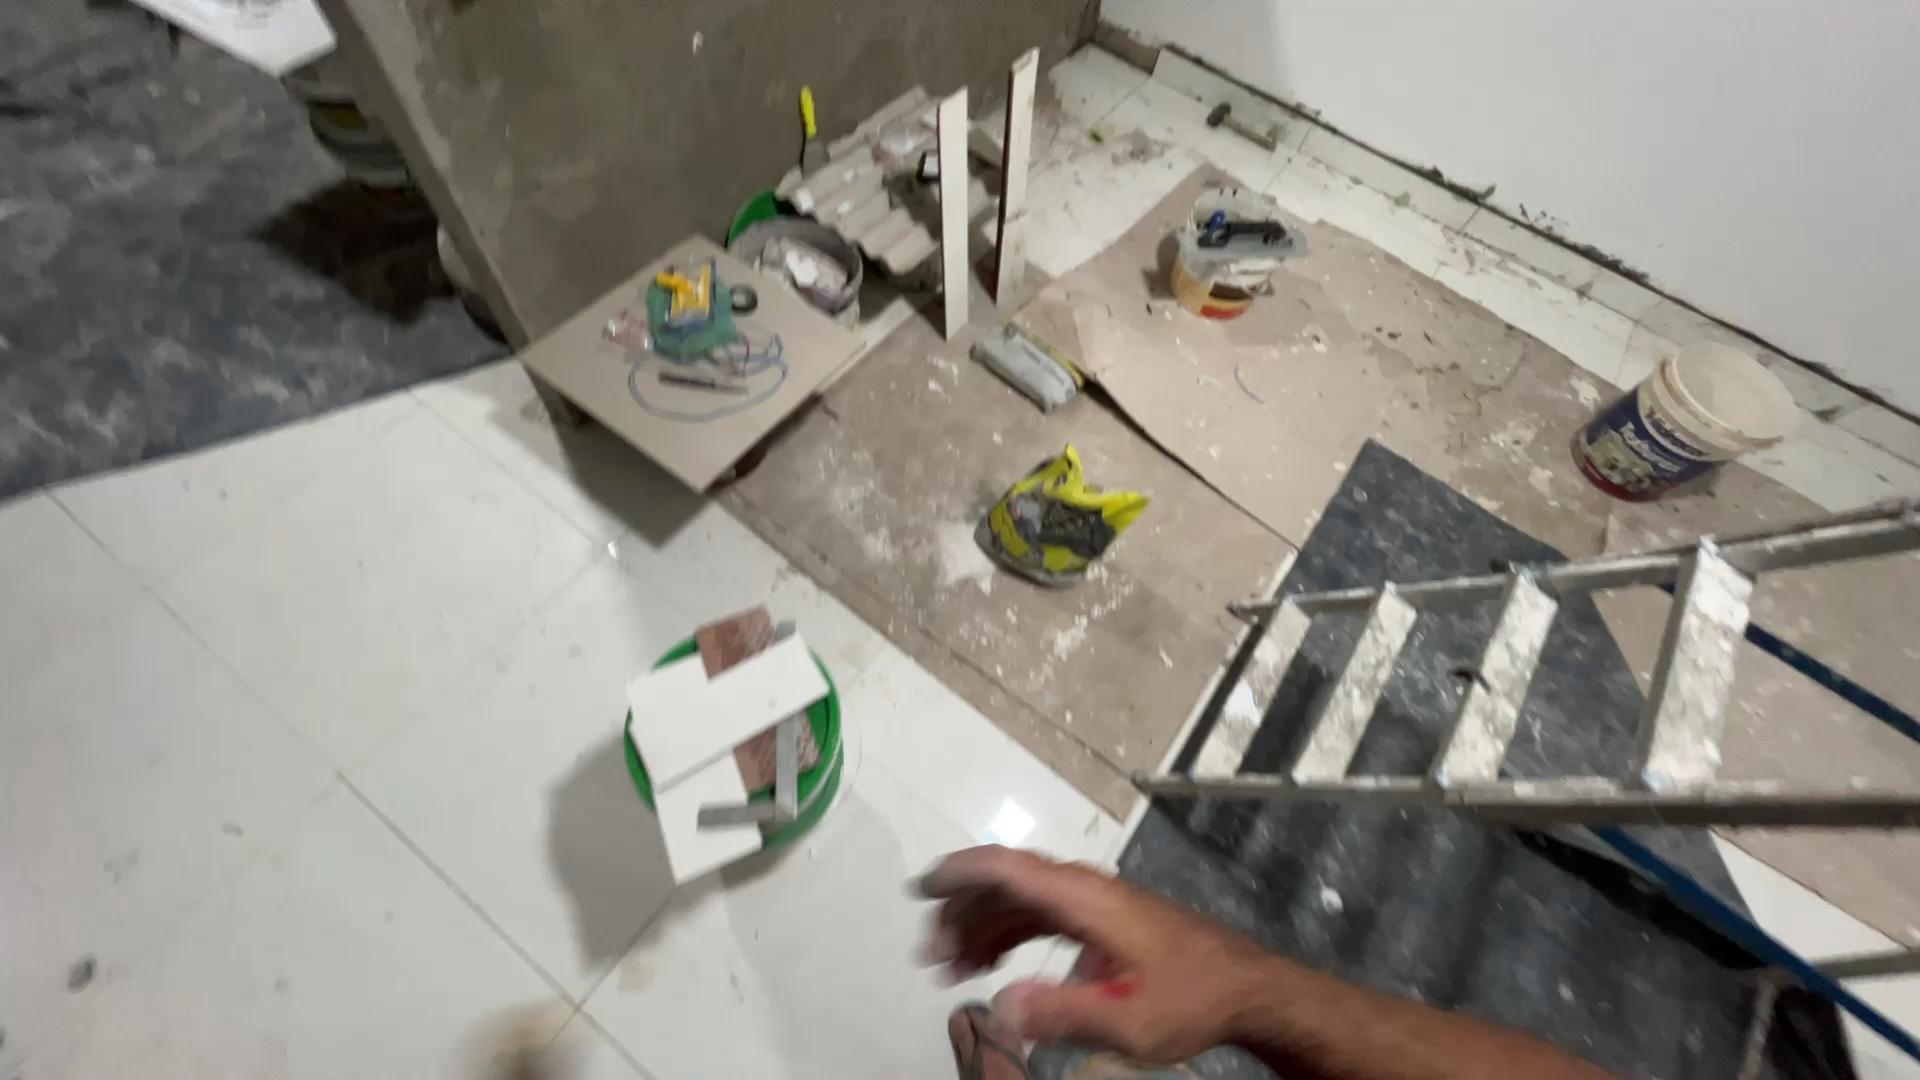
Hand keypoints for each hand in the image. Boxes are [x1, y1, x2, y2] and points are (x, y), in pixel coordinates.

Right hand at [913, 845, 1276, 1064]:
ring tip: (947, 967)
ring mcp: (1086, 901)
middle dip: (960, 912)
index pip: (1008, 868)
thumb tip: (998, 1007)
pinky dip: (1005, 934)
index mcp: (1081, 898)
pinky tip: (988, 963)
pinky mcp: (1094, 918)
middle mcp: (1078, 889)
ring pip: (1016, 899)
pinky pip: (1035, 915)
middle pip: (1004, 883)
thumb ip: (1062, 1012)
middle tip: (930, 956)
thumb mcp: (1127, 1019)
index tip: (922, 888)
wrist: (1242, 984)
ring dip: (979, 925)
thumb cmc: (1188, 995)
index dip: (960, 872)